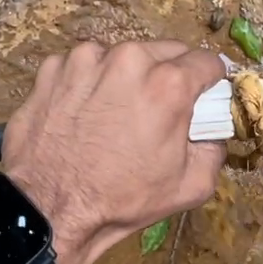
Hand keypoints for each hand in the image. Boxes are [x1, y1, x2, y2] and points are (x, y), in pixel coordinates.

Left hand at [0, 41, 225, 263]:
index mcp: (168, 84)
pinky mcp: (53, 67)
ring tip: (114, 112)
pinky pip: (84, 66)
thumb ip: (214, 148)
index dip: (209, 80)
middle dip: (169, 75)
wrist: (48, 211)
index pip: (207, 61)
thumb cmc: (121, 201)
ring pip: (123, 56)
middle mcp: (129, 59)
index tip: (203, 94)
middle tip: (157, 108)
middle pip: (166, 52)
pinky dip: (89, 82)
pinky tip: (83, 112)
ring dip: (126, 76)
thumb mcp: (191, 186)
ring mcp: (86, 59)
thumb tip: (212, 130)